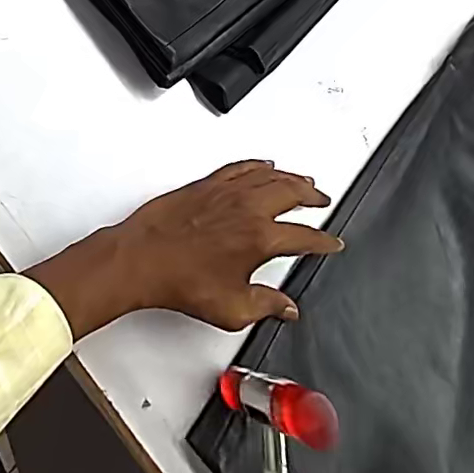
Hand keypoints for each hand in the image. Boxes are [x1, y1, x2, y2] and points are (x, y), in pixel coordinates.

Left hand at [24, 160, 343, 337]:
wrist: (142, 258)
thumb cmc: (179, 280)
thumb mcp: (232, 308)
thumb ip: (266, 305)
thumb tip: (284, 307)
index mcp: (258, 238)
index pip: (303, 236)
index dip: (323, 240)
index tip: (331, 241)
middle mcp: (245, 208)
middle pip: (290, 193)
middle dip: (312, 196)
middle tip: (322, 199)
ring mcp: (225, 192)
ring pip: (268, 175)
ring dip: (290, 176)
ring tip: (303, 180)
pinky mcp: (205, 184)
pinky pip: (239, 167)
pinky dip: (256, 164)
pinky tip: (262, 165)